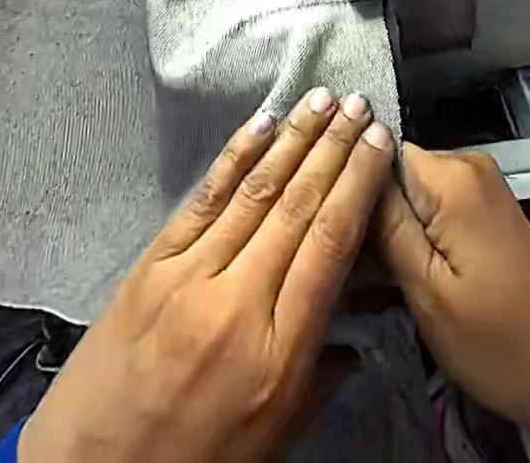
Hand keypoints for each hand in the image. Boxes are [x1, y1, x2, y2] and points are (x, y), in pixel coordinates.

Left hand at [20, 89, 394, 462]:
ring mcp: (188, 277)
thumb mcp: (277, 432)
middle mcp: (237, 301)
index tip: (380, 142)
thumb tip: (360, 325)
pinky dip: (236, 156)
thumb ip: (324, 370)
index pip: (331, 241)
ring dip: (294, 139)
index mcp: (279, 349)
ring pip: (255, 191)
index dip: (358, 183)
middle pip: (298, 205)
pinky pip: (203, 199)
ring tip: (322, 100)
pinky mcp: (150, 266)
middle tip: (358, 105)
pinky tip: (262, 124)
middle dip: (335, 148)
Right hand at [376, 146, 529, 446]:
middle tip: (369, 261)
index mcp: (453, 177)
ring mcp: (481, 179)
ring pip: (413, 185)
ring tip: (391, 268)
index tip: (346, 231)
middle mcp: (469, 163)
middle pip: (397, 168)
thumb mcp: (427, 291)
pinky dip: (422, 225)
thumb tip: (358, 174)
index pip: (380, 154)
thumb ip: (388, 226)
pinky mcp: (487, 199)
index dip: (358, 190)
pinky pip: (436, 197)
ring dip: (398, 220)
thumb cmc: (494, 337)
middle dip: (379, 208)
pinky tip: (419, 263)